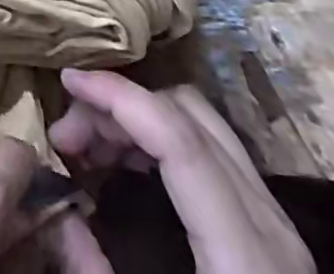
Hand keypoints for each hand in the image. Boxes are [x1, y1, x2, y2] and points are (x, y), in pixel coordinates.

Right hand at [50, 69, 313, 273]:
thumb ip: (94, 272)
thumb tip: (58, 212)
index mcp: (245, 254)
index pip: (180, 139)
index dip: (120, 98)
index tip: (66, 79)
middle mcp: (269, 223)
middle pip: (190, 116)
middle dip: (118, 106)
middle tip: (65, 137)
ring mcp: (275, 221)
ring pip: (202, 124)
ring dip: (137, 117)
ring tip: (87, 147)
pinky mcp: (268, 228)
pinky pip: (210, 150)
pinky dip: (159, 137)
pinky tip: (124, 162)